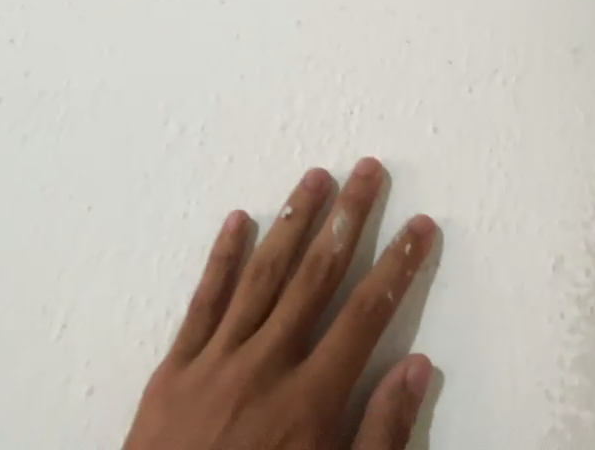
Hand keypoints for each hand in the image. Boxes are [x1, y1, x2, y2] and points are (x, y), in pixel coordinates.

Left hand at [123, 159, 438, 449]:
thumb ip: (381, 434)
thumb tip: (417, 365)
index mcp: (309, 401)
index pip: (367, 314)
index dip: (399, 265)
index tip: (420, 227)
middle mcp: (265, 366)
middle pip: (316, 275)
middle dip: (347, 218)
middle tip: (368, 170)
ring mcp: (215, 361)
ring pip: (262, 274)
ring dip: (293, 220)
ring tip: (316, 176)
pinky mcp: (174, 369)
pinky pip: (202, 301)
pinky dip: (221, 257)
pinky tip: (237, 218)